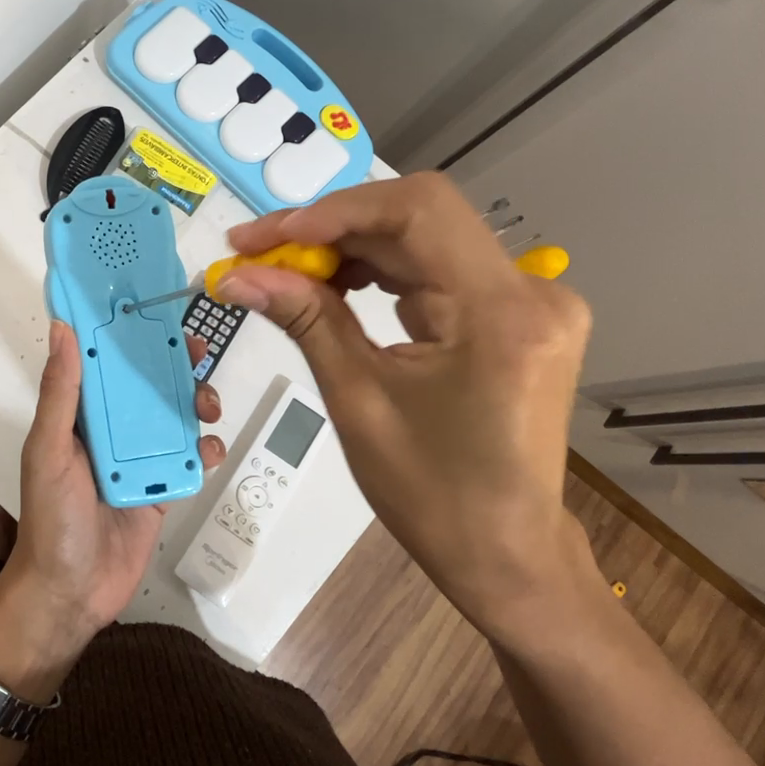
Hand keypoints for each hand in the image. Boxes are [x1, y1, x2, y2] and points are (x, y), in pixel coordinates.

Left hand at [0, 322, 223, 693]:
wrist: (71, 593)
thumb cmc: (52, 517)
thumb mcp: (50, 450)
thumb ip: (61, 393)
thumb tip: (63, 327)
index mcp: (78, 416)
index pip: (105, 363)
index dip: (128, 335)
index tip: (157, 312)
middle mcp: (109, 432)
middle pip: (146, 387)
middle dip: (174, 366)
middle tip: (201, 353)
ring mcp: (138, 462)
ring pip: (173, 419)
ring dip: (195, 405)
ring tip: (209, 405)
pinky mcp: (161, 492)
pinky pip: (188, 462)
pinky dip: (204, 451)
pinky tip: (212, 450)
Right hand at [215, 173, 595, 639]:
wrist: (506, 553)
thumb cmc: (432, 494)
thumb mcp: (358, 400)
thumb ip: (304, 319)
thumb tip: (236, 277)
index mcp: (500, 313)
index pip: (417, 213)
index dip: (333, 212)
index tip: (265, 238)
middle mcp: (528, 291)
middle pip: (417, 220)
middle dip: (329, 230)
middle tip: (256, 251)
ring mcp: (528, 300)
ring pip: (423, 239)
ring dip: (349, 247)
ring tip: (281, 271)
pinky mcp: (514, 314)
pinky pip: (436, 268)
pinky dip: (378, 271)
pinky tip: (331, 286)